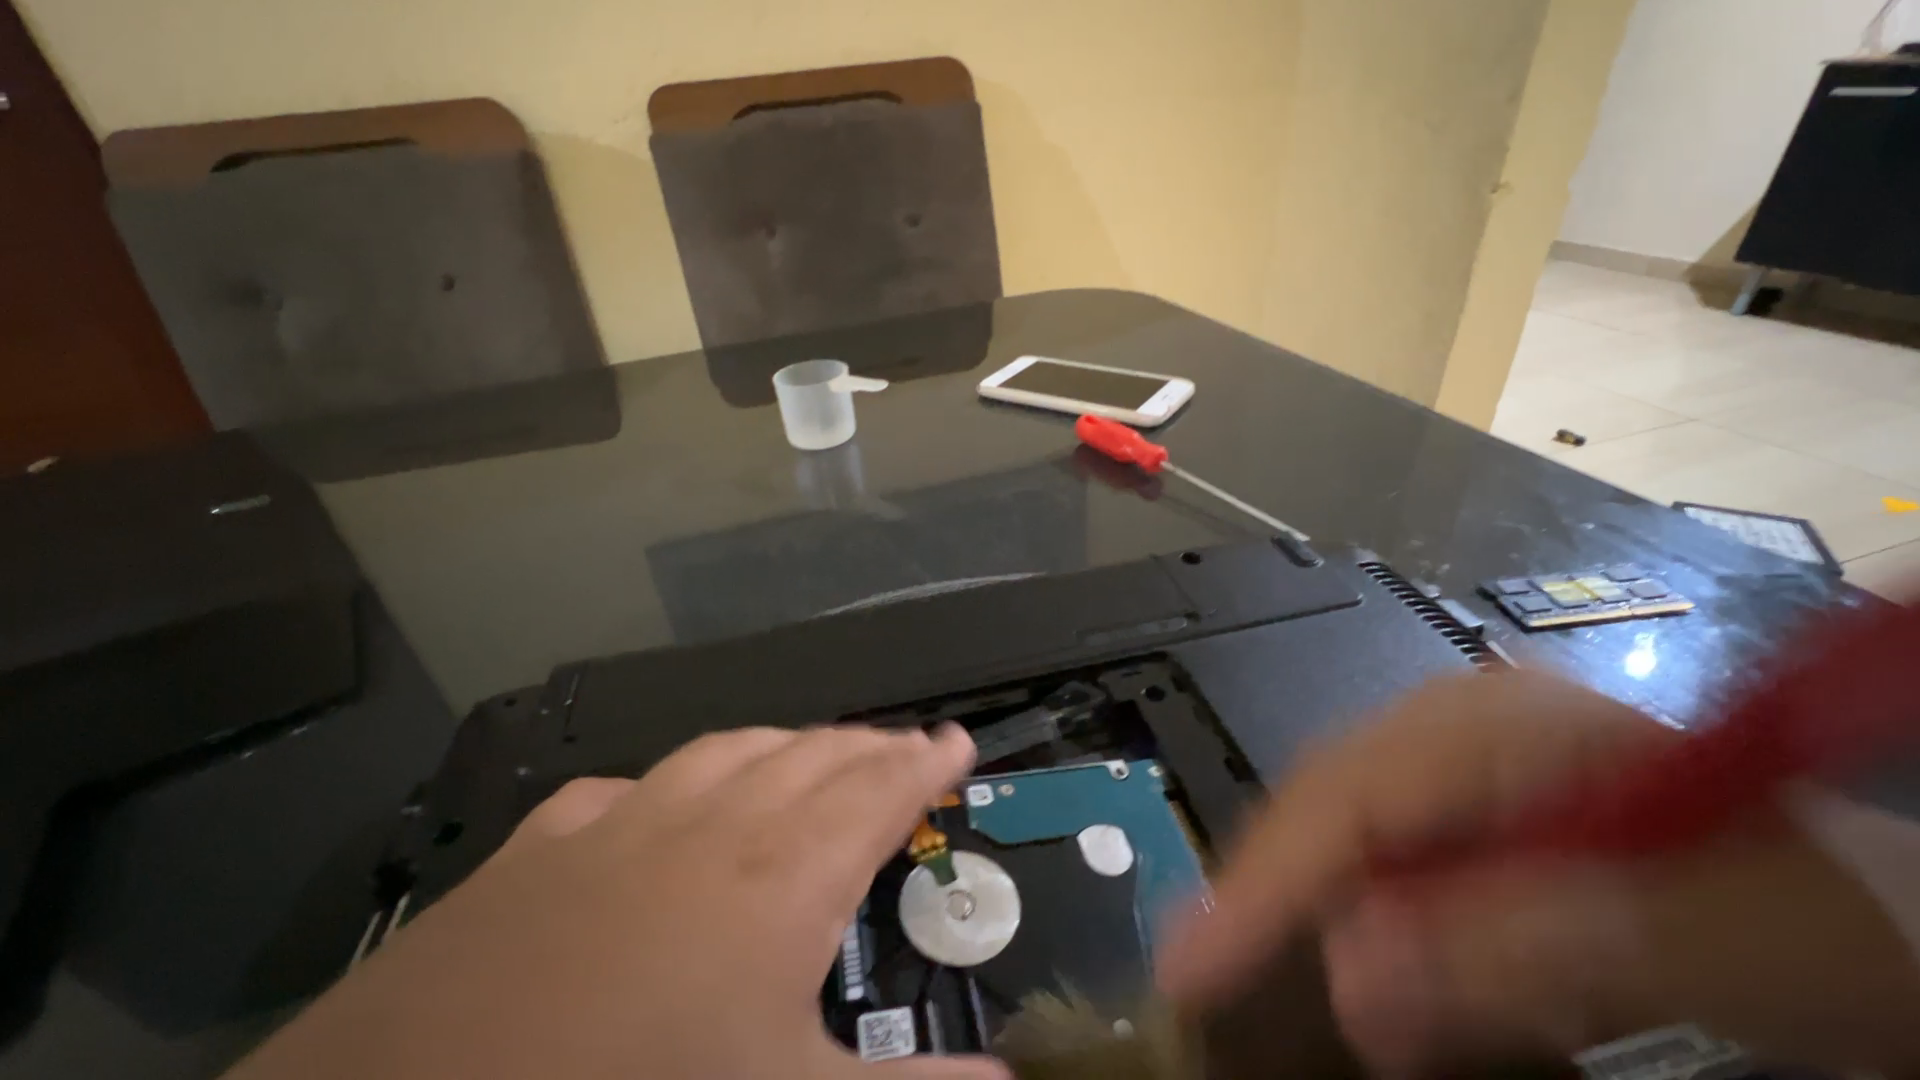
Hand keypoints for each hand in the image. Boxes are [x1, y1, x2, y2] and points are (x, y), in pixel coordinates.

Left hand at [224, 725, 1006, 1079]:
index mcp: (784, 876)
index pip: (879, 790)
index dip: (926, 760)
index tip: (958, 739)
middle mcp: (711, 826)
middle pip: (813, 755)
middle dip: (869, 745)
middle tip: (905, 748)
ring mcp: (619, 825)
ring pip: (729, 750)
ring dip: (785, 745)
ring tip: (814, 754)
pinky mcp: (540, 848)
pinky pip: (628, 787)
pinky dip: (675, 780)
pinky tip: (665, 803)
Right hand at [1157, 672, 1919, 1075]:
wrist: (1883, 891)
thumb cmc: (1818, 902)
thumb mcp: (1702, 934)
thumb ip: (1533, 943)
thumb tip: (1355, 975)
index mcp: (1506, 725)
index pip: (1345, 796)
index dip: (1261, 882)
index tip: (1189, 963)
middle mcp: (1464, 725)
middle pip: (1324, 802)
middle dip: (1272, 896)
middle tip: (1215, 981)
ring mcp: (1466, 760)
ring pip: (1344, 827)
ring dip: (1310, 911)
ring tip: (1273, 978)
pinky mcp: (1477, 805)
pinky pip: (1383, 852)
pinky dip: (1358, 914)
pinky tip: (1364, 968)